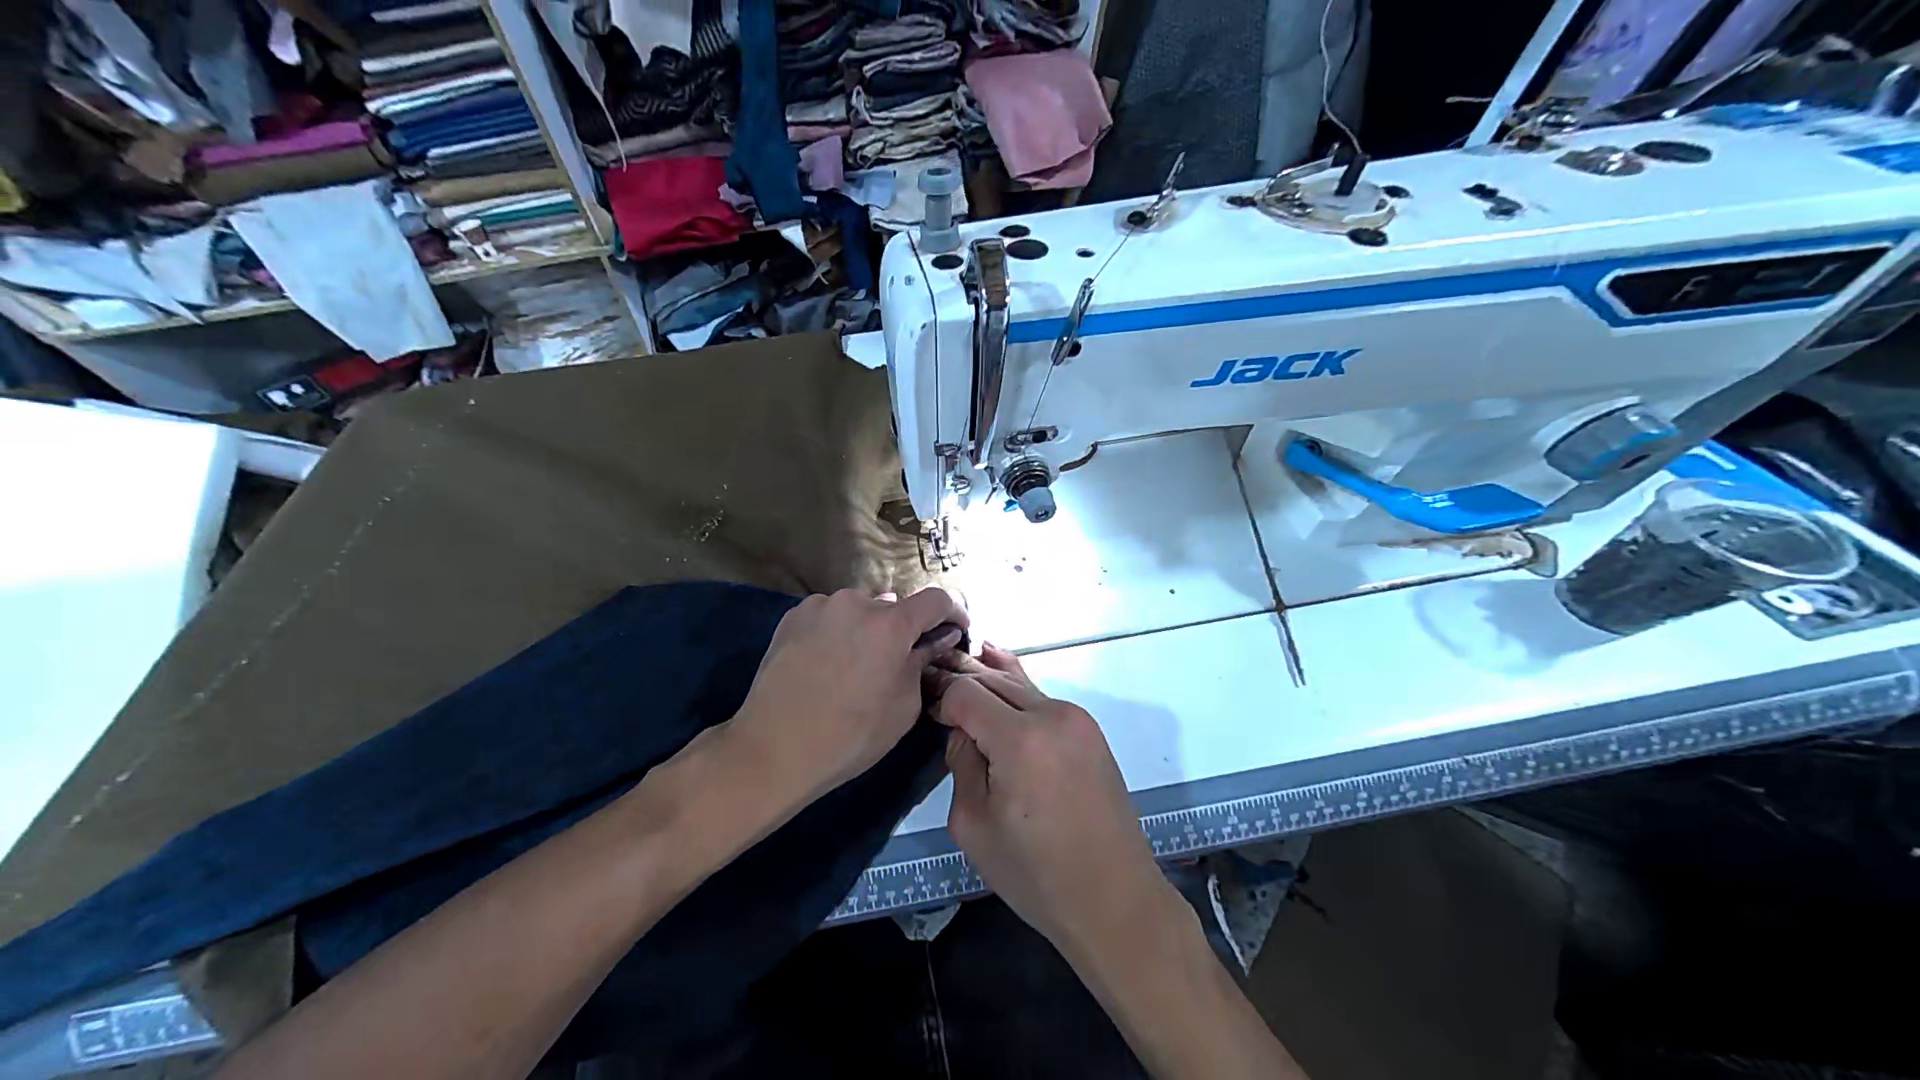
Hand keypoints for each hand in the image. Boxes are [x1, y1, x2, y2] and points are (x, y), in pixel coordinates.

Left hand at [729, 587, 966, 802]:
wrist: (773, 748)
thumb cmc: (849, 735)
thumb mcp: (903, 707)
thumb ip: (921, 664)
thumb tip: (931, 642)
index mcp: (890, 624)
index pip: (937, 599)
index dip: (954, 612)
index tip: (956, 629)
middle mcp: (856, 602)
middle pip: (894, 608)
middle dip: (903, 630)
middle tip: (897, 663)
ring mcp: (820, 606)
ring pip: (859, 610)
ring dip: (867, 630)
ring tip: (856, 667)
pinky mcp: (792, 616)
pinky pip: (829, 616)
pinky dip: (838, 632)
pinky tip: (827, 664)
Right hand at [934, 647, 1175, 958]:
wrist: (1114, 899)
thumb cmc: (1036, 873)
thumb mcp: (973, 825)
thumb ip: (962, 765)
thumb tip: (965, 732)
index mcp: (1020, 738)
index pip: (965, 693)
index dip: (941, 698)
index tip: (926, 711)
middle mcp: (1051, 715)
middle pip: (993, 679)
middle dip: (960, 676)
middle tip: (930, 672)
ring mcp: (1076, 720)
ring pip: (1020, 684)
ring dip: (988, 674)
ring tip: (958, 656)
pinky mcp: (1089, 732)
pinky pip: (1043, 699)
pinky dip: (1016, 685)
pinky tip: (997, 663)